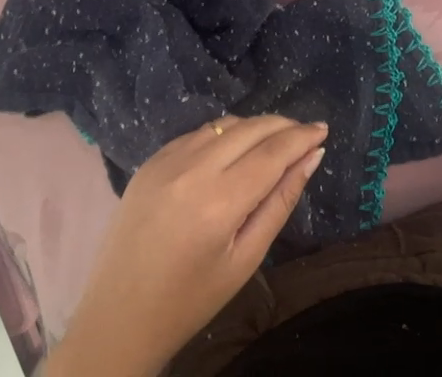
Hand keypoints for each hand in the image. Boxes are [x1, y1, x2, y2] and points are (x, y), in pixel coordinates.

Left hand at [48, 115, 327, 376]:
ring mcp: (165, 162)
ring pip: (223, 124)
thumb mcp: (246, 258)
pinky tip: (234, 150)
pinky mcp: (149, 164)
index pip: (273, 151)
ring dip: (254, 126)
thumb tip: (312, 157)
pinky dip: (224, 134)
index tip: (324, 129)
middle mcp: (191, 170)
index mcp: (219, 202)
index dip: (302, 136)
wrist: (117, 318)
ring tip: (275, 141)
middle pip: (250, 128)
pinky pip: (197, 134)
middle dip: (283, 125)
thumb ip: (281, 201)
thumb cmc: (190, 300)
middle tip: (306, 133)